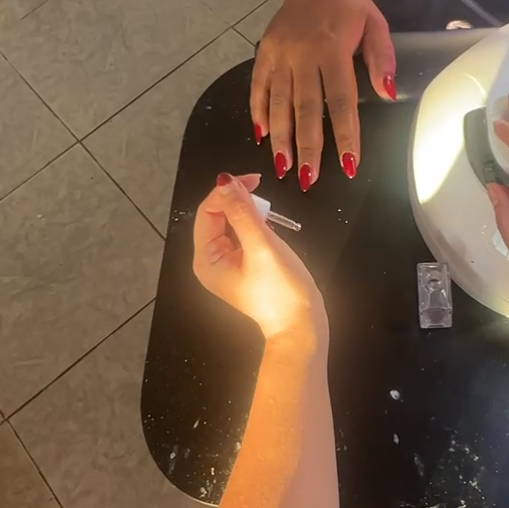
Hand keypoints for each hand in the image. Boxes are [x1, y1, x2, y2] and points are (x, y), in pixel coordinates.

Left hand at [193, 173, 325, 344]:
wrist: (302, 328)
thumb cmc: (282, 291)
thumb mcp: (262, 246)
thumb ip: (243, 211)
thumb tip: (226, 180)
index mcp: (206, 259)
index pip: (207, 211)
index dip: (227, 191)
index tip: (254, 180)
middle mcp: (211, 261)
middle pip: (217, 216)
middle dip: (239, 201)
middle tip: (264, 196)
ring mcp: (228, 265)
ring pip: (232, 224)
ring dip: (249, 213)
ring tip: (270, 215)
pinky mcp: (244, 267)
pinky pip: (243, 236)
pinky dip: (256, 226)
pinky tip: (270, 228)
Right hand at [251, 0, 395, 192]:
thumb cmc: (348, 4)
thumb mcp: (375, 23)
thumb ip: (381, 58)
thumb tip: (386, 94)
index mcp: (333, 49)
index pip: (341, 101)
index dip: (345, 135)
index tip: (348, 165)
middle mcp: (303, 54)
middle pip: (306, 109)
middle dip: (307, 147)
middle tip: (307, 180)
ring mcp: (280, 54)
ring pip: (279, 103)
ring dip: (281, 139)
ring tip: (284, 167)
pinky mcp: (264, 52)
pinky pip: (259, 87)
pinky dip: (258, 112)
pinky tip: (260, 136)